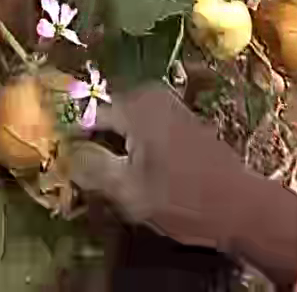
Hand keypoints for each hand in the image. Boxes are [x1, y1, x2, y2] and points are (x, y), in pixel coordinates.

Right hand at [66, 87, 296, 287]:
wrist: (240, 204)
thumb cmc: (183, 197)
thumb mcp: (129, 191)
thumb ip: (92, 167)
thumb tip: (63, 151)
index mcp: (133, 103)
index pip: (85, 112)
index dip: (69, 134)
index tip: (56, 154)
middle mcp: (147, 92)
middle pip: (102, 110)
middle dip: (89, 135)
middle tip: (77, 165)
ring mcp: (163, 101)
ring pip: (120, 117)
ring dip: (108, 139)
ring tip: (100, 168)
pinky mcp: (174, 114)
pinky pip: (138, 121)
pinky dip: (127, 138)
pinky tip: (126, 163)